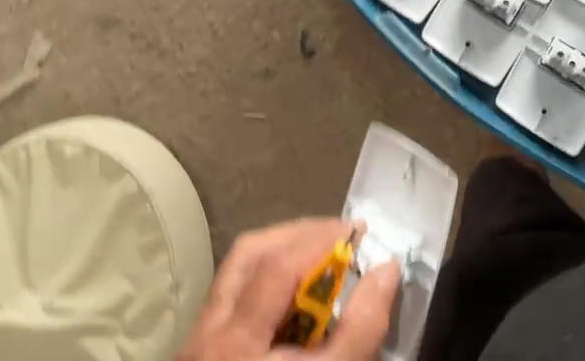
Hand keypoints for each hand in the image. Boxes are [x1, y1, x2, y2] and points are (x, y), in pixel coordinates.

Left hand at [179, 218, 400, 360]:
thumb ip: (361, 328)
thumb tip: (387, 269)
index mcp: (235, 342)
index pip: (278, 266)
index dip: (323, 243)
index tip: (363, 236)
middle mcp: (208, 334)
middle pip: (250, 254)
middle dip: (300, 235)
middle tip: (342, 238)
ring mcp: (197, 345)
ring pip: (237, 272)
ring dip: (282, 253)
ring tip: (323, 258)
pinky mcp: (199, 356)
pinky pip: (234, 297)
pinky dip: (268, 281)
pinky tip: (297, 300)